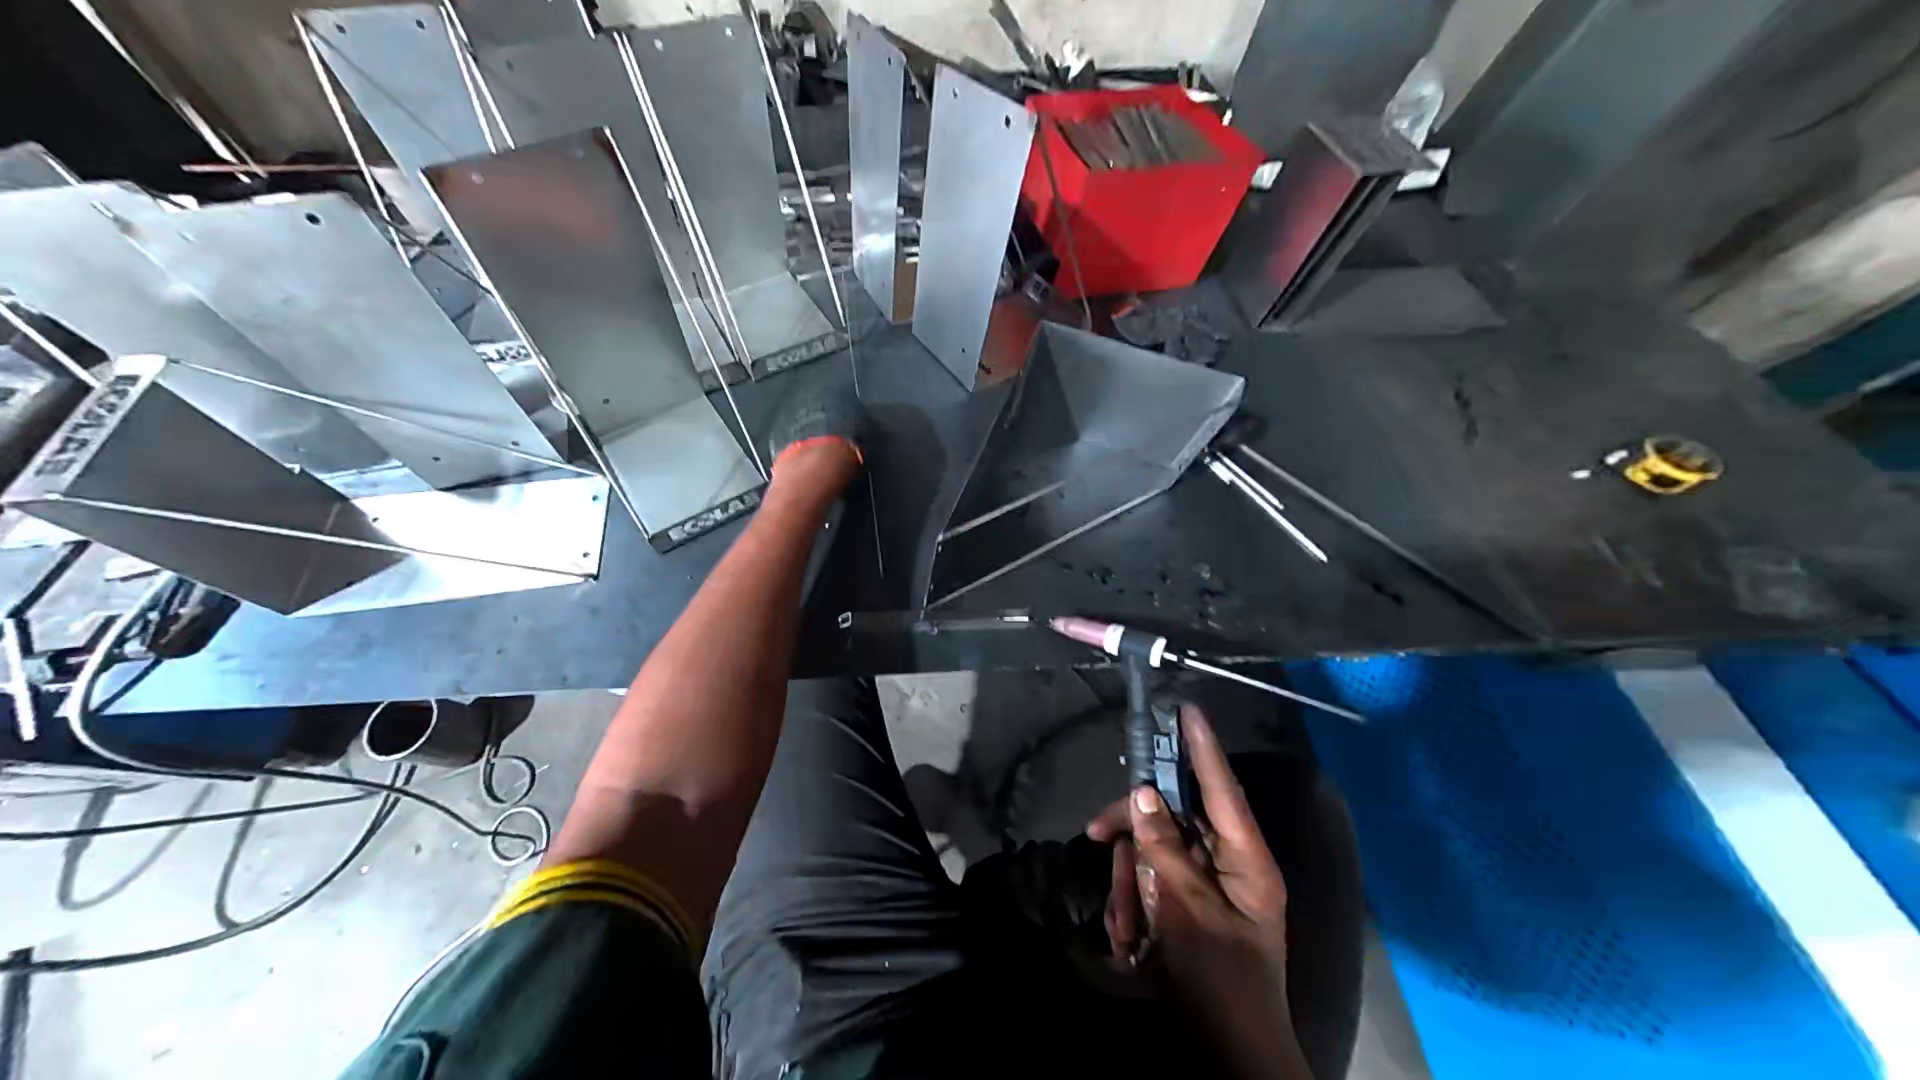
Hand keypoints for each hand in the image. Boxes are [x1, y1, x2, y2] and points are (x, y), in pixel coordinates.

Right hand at [1086, 706, 1309, 1078]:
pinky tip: (1132, 945)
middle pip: (1169, 818)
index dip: (1203, 748)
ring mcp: (1200, 888)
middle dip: (1133, 835)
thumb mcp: (1189, 914)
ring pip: (1149, 852)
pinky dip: (1132, 908)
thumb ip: (1164, 849)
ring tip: (1131, 933)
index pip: (1221, 790)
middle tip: (1094, 835)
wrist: (1224, 1056)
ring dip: (1130, 887)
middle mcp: (1224, 865)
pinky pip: (1145, 884)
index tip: (1187, 710)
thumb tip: (1143, 794)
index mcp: (1245, 862)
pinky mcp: (1180, 908)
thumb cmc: (1219, 984)